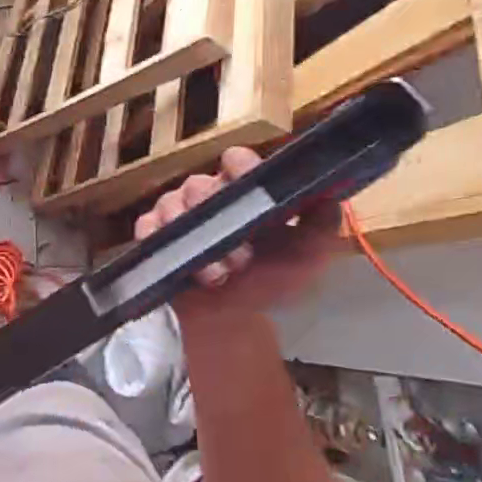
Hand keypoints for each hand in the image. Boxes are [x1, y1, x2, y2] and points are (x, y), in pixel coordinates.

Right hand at [131, 147, 341, 320]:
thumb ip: (322, 227)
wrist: (230, 321)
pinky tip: (181, 266)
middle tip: (241, 257)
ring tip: (218, 276)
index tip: (249, 179)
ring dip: (197, 241)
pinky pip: (147, 226)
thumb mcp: (306, 258)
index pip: (238, 160)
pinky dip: (160, 241)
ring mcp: (177, 213)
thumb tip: (334, 193)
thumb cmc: (267, 281)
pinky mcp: (154, 235)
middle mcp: (208, 194)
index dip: (242, 165)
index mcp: (244, 190)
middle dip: (218, 218)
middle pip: (201, 183)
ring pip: (174, 204)